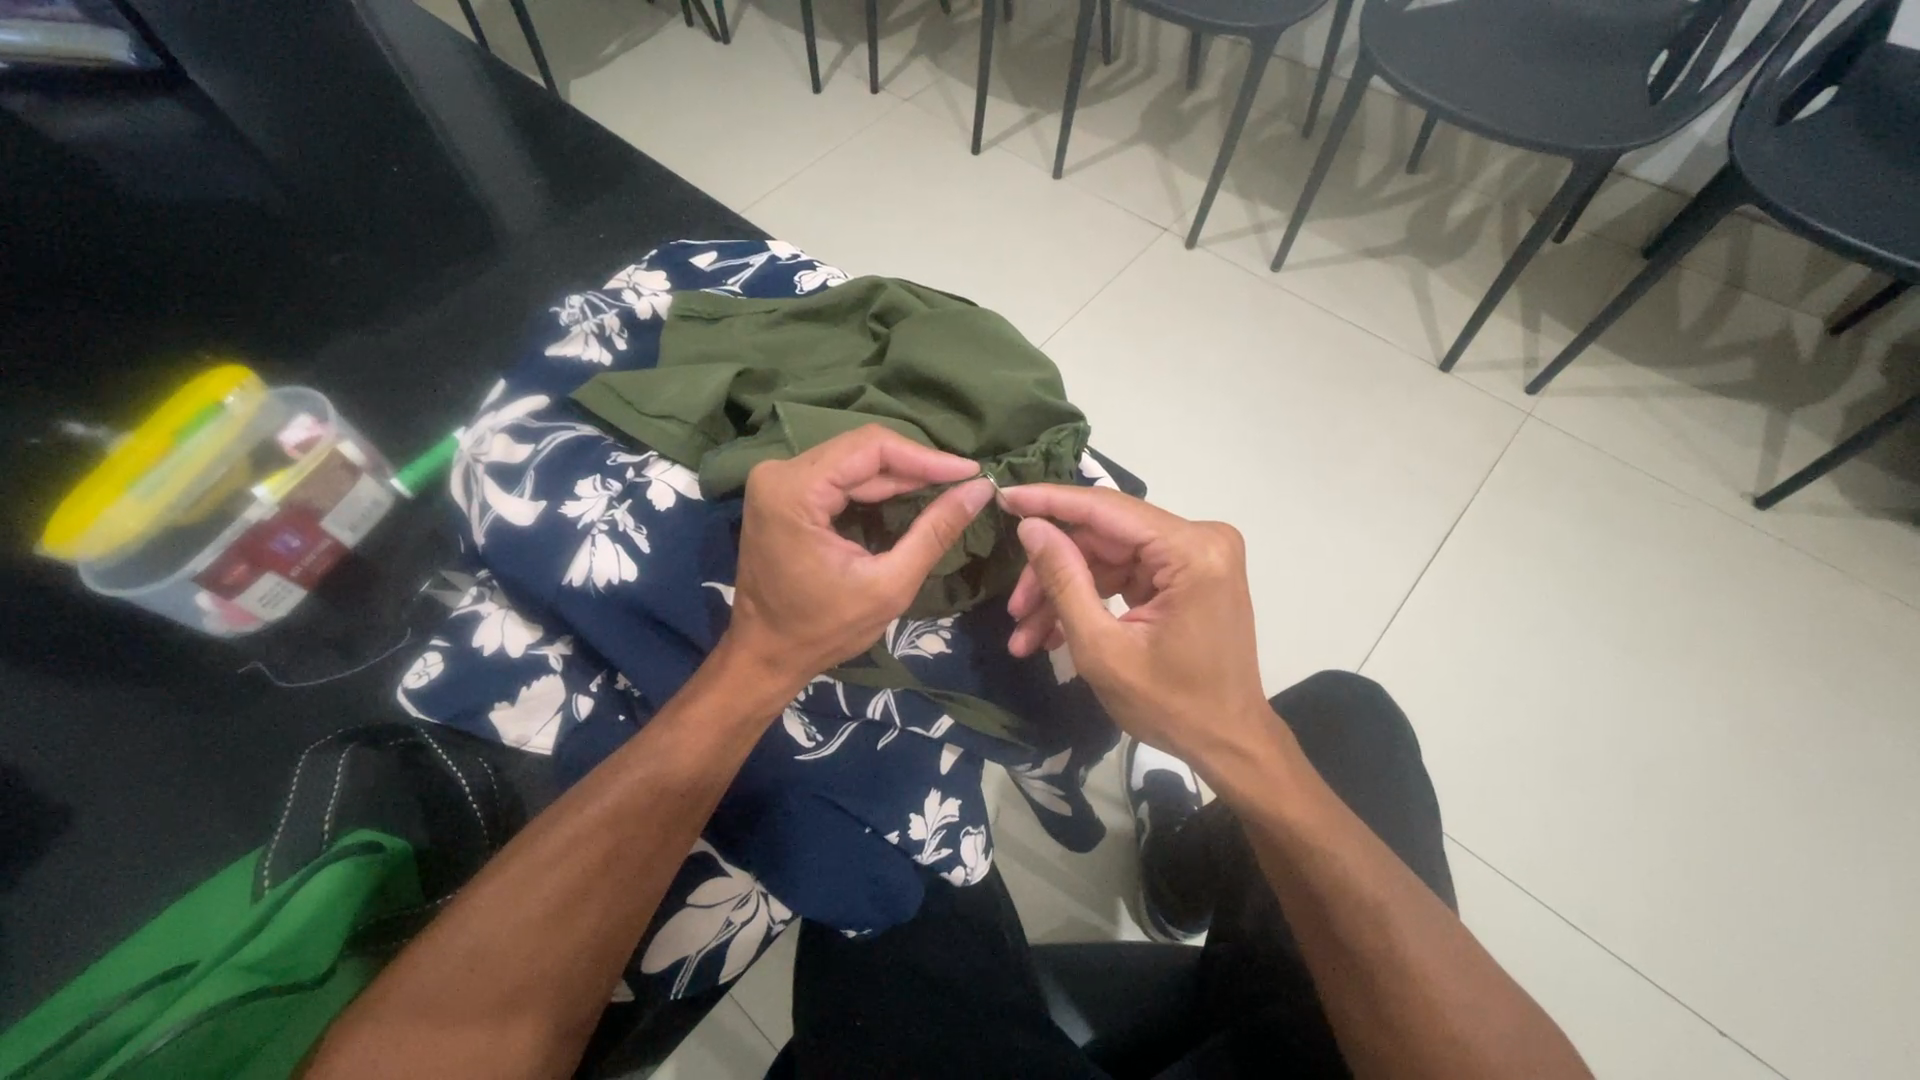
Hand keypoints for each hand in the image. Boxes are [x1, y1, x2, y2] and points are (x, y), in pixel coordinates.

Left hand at [722, 425, 992, 697]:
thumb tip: (979, 489)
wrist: (766, 654)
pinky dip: (877, 484)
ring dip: (900, 472)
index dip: (925, 457)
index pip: (870, 448)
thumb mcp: (889, 585)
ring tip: (947, 485)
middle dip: (916, 464)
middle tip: (964, 480)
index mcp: (794, 490)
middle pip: (861, 449)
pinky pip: (839, 474)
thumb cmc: (823, 629)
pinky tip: (913, 492)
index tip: (971, 470)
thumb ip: (934, 532)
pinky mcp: (783, 492)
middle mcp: (779, 473)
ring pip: (853, 459)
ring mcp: (777, 480)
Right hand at [999, 485, 1273, 769]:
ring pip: (1108, 558)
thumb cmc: (1170, 704)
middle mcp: (1201, 540)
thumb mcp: (1103, 648)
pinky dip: (1090, 600)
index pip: (1107, 509)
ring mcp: (1197, 557)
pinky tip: (1054, 633)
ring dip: (1065, 593)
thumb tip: (1031, 527)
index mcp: (1193, 551)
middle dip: (1053, 572)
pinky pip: (1126, 574)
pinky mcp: (1188, 576)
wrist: (1227, 743)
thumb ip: (1064, 580)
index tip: (1005, 496)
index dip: (1051, 502)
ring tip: (1026, 636)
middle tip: (1014, 609)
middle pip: (1105, 537)